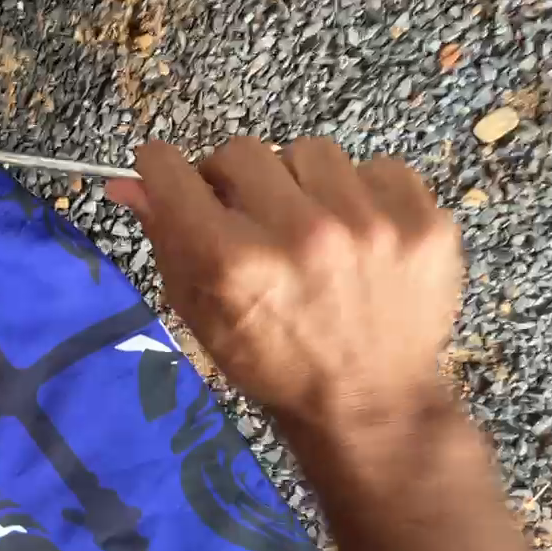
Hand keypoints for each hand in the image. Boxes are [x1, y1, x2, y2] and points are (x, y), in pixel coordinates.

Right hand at [105, 138, 462, 452]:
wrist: (367, 400)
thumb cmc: (263, 357)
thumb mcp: (194, 306)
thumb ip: (164, 235)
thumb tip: (127, 184)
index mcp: (229, 260)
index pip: (173, 171)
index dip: (158, 166)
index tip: (164, 173)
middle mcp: (297, 232)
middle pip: (240, 150)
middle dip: (228, 177)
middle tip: (240, 212)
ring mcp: (369, 224)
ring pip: (308, 152)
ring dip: (294, 180)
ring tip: (303, 221)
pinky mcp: (424, 223)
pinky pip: (376, 168)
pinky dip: (358, 192)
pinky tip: (354, 230)